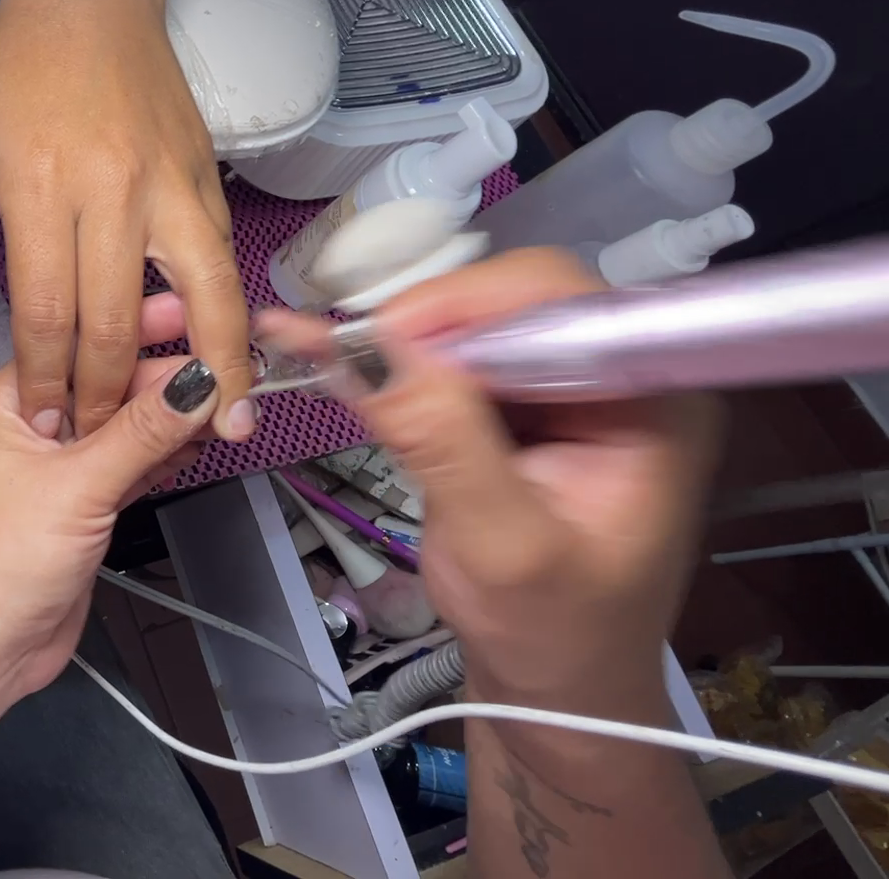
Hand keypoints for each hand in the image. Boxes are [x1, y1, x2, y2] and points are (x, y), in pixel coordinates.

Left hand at [0, 0, 256, 444]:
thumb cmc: (17, 61)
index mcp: (42, 187)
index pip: (46, 311)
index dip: (48, 377)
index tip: (48, 419)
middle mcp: (113, 191)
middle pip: (115, 320)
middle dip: (107, 393)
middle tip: (102, 438)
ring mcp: (169, 182)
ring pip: (203, 293)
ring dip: (212, 368)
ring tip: (225, 423)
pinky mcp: (204, 172)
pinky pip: (222, 254)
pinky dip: (229, 309)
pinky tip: (231, 348)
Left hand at [0, 294, 218, 699]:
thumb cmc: (3, 561)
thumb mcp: (78, 486)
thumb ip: (142, 433)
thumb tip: (200, 381)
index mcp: (9, 399)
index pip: (81, 346)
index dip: (139, 330)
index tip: (196, 316)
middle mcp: (30, 421)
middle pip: (109, 384)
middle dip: (166, 381)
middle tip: (232, 370)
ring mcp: (57, 462)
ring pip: (123, 426)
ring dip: (171, 420)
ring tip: (229, 404)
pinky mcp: (80, 499)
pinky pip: (127, 463)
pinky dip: (160, 455)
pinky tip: (198, 442)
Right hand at [256, 250, 721, 711]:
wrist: (552, 675)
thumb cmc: (549, 627)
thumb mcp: (500, 543)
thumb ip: (446, 443)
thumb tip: (376, 350)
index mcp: (648, 402)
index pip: (557, 304)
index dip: (464, 306)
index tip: (377, 339)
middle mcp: (610, 378)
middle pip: (507, 301)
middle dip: (420, 323)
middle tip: (345, 355)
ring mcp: (557, 391)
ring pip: (465, 325)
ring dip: (393, 340)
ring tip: (327, 356)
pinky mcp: (510, 407)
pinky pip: (443, 360)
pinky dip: (387, 362)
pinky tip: (338, 366)